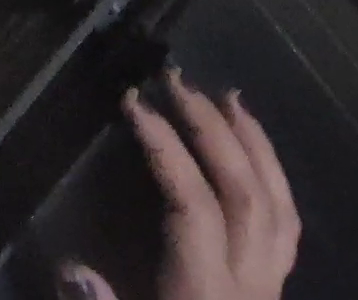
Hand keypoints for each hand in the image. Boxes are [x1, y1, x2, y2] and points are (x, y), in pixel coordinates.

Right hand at [63, 68, 300, 299]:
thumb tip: (72, 269)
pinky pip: (285, 228)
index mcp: (206, 296)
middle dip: (214, 132)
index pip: (194, 206)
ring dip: (254, 148)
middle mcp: (248, 288)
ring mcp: (265, 290)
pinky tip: (252, 157)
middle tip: (177, 80)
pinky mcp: (266, 294)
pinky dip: (271, 181)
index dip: (167, 149)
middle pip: (246, 197)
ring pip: (280, 209)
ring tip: (228, 99)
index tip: (134, 102)